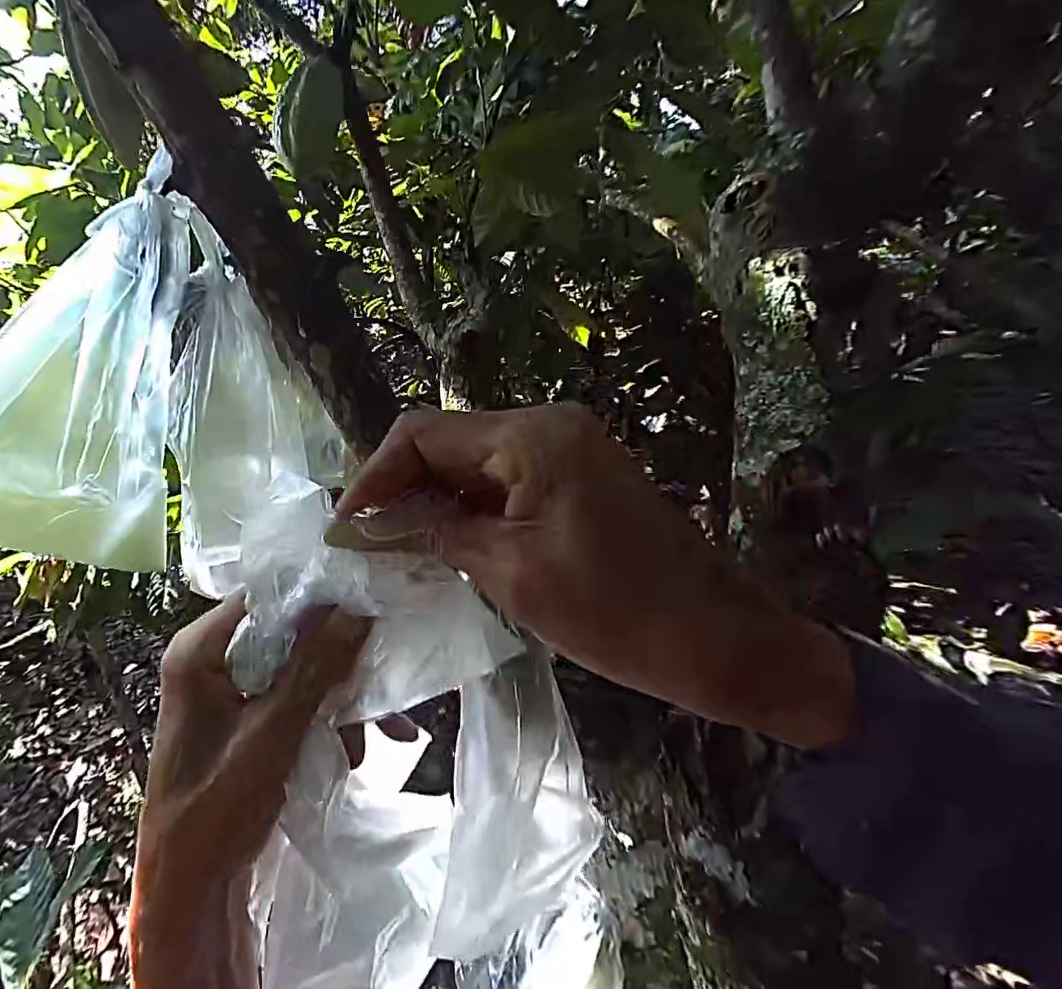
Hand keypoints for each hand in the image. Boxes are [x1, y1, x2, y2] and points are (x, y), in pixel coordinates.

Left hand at [128, 596, 371, 988]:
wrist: (188, 893)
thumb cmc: (214, 810)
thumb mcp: (273, 734)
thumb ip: (316, 668)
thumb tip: (359, 608)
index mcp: (199, 651)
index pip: (267, 597)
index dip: (319, 596)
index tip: (369, 602)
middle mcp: (211, 659)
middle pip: (288, 632)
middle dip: (338, 657)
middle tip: (380, 672)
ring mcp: (228, 688)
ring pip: (299, 666)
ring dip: (339, 695)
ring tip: (379, 733)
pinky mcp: (245, 714)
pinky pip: (295, 695)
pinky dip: (326, 717)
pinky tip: (358, 748)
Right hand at [337, 405, 853, 747]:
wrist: (717, 637)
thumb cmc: (615, 612)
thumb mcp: (511, 573)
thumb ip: (436, 535)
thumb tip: (371, 523)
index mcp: (532, 436)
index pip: (424, 434)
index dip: (375, 475)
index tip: (344, 523)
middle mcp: (548, 424)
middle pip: (449, 444)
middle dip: (402, 490)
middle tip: (364, 542)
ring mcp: (567, 448)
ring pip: (475, 465)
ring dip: (434, 503)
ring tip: (395, 549)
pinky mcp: (577, 476)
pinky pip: (506, 482)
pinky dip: (471, 510)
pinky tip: (446, 546)